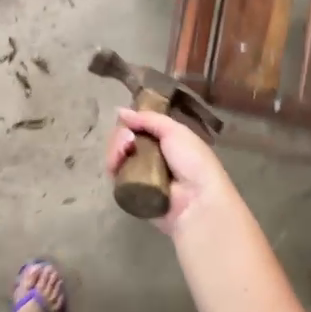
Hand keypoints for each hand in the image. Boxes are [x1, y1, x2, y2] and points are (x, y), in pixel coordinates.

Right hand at [103, 108, 240, 238]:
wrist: (197, 200)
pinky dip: (113, 165)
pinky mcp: (130, 192)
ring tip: (125, 148)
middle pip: (125, 141)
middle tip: (127, 138)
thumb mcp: (176, 131)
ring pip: (117, 156)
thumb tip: (120, 111)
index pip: (139, 128)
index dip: (131, 122)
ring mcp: (140, 175)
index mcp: (165, 143)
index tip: (127, 119)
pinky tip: (117, 161)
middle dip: (121, 135)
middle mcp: (151, 158)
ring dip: (116, 147)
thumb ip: (148, 119)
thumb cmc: (193, 162)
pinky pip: (115, 175)